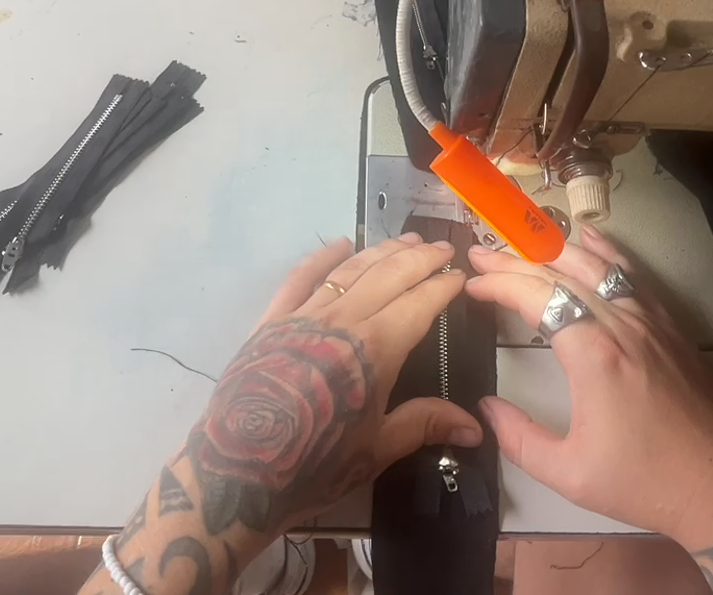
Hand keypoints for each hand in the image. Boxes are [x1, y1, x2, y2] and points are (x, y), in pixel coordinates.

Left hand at [83, 235, 482, 594]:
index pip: (419, 303)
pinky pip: (301, 276)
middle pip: (389, 274)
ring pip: (351, 269)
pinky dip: (322, 256)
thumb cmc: (313, 464)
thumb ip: (424, 424)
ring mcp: (305, 314)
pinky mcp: (273, 318)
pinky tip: (340, 243)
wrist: (236, 473)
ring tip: (406, 239)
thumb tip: (476, 427)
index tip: (461, 274)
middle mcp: (343, 319)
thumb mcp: (376, 450)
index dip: (443, 286)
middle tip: (443, 246)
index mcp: (375, 348)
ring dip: (382, 250)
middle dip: (420, 257)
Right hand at [466, 225, 712, 593]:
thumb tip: (484, 407)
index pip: (535, 296)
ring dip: (551, 248)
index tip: (471, 285)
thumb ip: (518, 438)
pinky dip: (603, 250)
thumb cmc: (644, 481)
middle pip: (559, 272)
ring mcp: (647, 317)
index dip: (498, 284)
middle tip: (480, 255)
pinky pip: (630, 272)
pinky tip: (586, 236)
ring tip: (518, 243)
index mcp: (592, 353)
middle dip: (514, 259)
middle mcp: (619, 322)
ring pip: (594, 264)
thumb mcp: (569, 474)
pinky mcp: (666, 322)